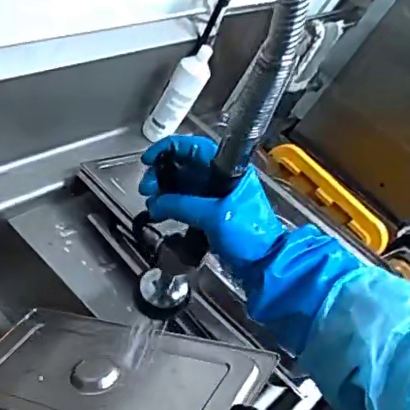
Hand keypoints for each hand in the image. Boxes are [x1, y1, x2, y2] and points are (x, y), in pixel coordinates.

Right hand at [138, 135, 285, 266]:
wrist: (262, 261)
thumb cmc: (250, 234)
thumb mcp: (213, 216)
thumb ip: (183, 206)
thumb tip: (157, 203)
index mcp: (228, 170)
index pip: (195, 148)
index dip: (170, 148)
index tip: (149, 159)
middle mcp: (219, 179)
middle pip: (183, 165)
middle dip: (160, 173)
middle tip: (147, 188)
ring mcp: (212, 196)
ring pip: (180, 184)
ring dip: (162, 192)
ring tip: (152, 204)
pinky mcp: (207, 213)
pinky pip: (182, 203)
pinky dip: (168, 206)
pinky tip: (158, 213)